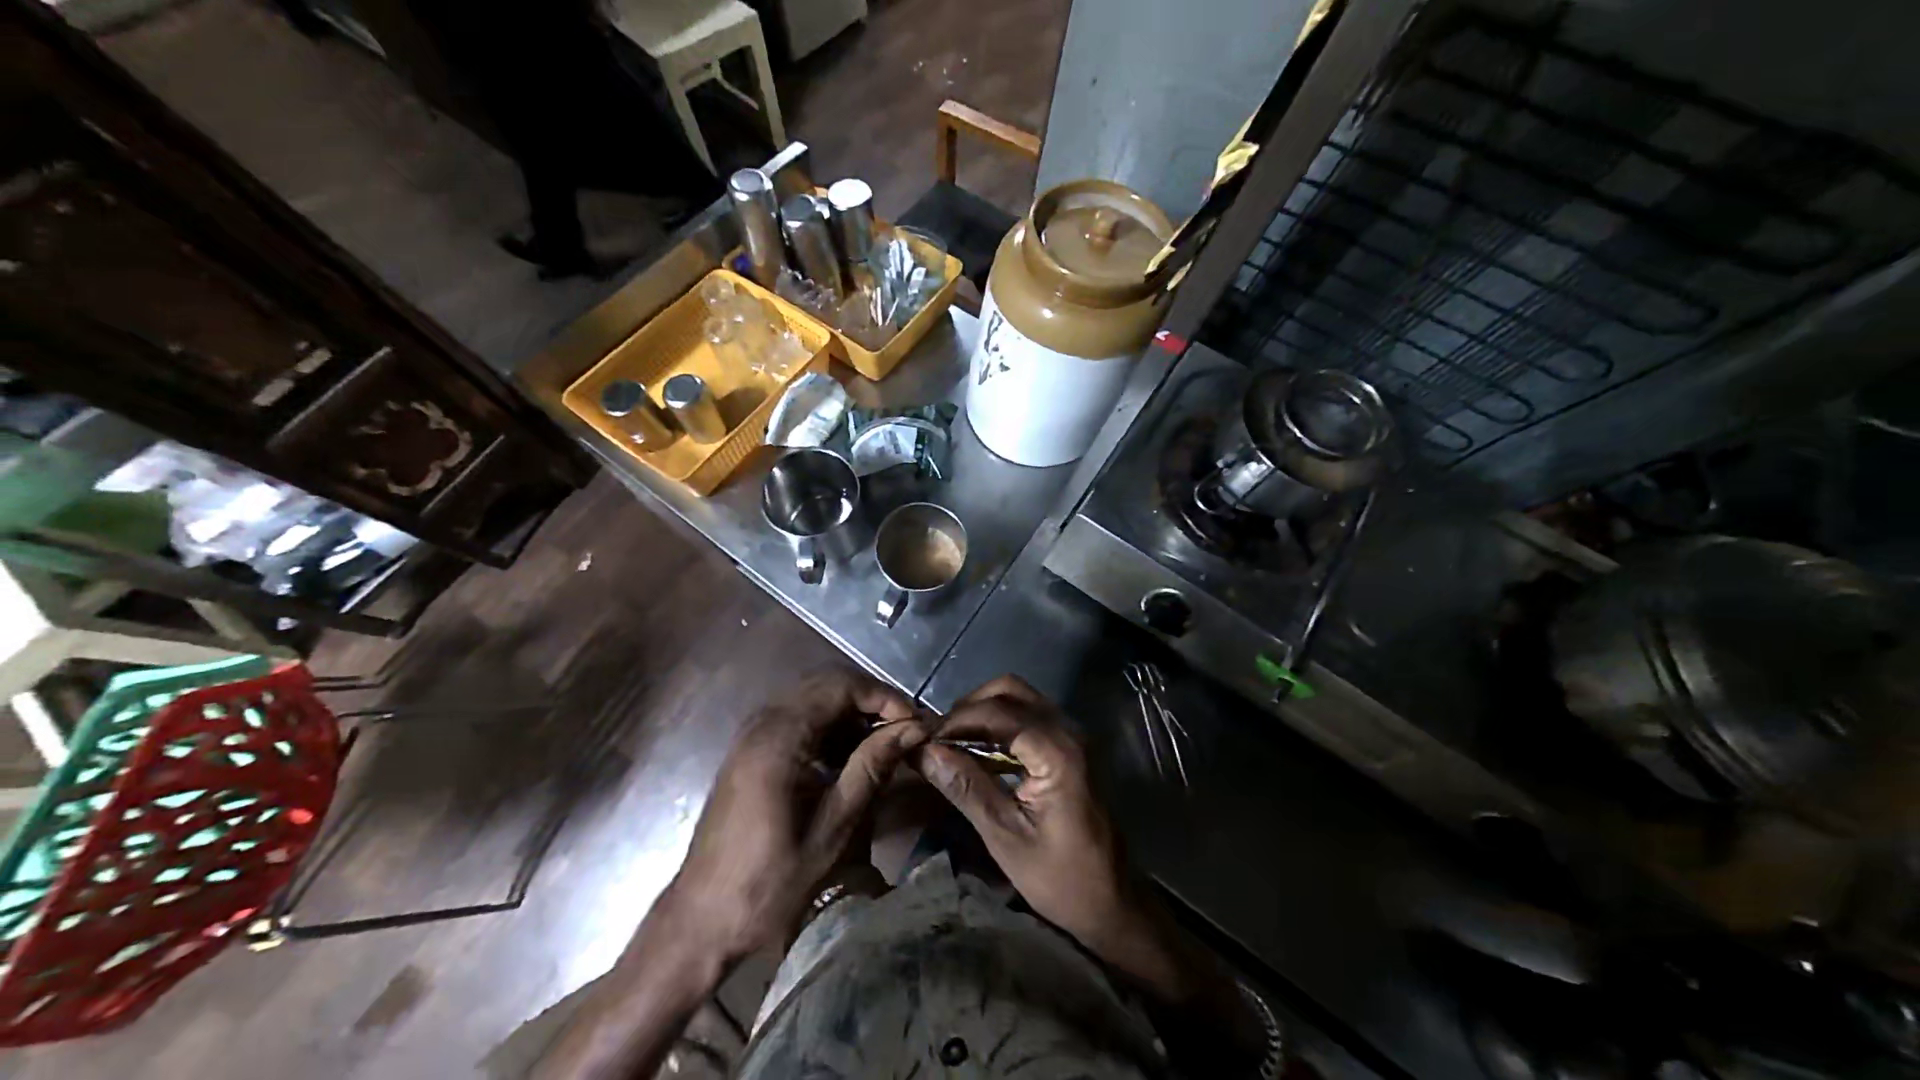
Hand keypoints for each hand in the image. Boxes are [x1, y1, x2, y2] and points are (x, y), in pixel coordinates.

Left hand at [662, 669, 924, 961]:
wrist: (701, 922)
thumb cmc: (768, 885)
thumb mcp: (832, 829)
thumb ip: (871, 769)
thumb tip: (914, 729)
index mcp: (779, 739)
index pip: (840, 686)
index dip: (883, 697)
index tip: (914, 725)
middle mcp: (761, 725)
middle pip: (826, 685)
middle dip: (870, 703)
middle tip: (904, 734)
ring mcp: (751, 737)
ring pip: (812, 701)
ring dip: (850, 716)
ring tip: (883, 749)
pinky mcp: (749, 754)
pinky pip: (796, 721)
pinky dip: (828, 730)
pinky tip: (848, 762)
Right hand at [916, 676, 1268, 1073]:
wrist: (1113, 902)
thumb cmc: (1061, 878)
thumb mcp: (1005, 837)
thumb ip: (965, 787)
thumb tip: (924, 751)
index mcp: (1057, 752)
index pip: (997, 712)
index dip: (956, 720)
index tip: (923, 739)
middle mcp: (1069, 732)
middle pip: (1010, 691)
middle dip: (969, 707)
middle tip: (938, 738)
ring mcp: (1073, 738)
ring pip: (1021, 700)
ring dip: (984, 713)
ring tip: (951, 743)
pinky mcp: (1071, 749)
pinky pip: (1030, 718)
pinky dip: (1000, 725)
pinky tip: (977, 752)